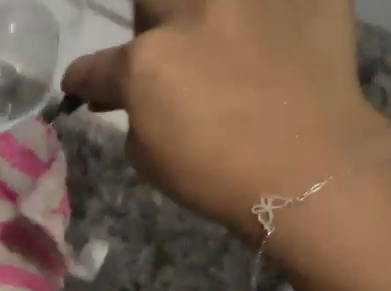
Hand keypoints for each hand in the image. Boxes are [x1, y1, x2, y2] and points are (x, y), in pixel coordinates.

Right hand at [62, 0, 390, 240]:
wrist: (308, 164)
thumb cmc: (212, 174)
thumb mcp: (146, 155)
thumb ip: (134, 110)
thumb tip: (132, 93)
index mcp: (144, 61)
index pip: (91, 66)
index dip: (82, 82)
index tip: (86, 89)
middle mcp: (194, 10)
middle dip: (147, 24)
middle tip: (163, 48)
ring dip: (202, 16)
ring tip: (219, 42)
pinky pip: (275, 0)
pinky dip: (266, 15)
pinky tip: (270, 41)